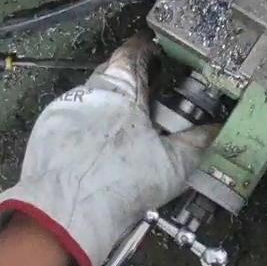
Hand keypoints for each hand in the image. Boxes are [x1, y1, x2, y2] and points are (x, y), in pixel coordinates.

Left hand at [0, 33, 213, 265]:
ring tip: (123, 134)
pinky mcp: (46, 132)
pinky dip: (87, 130)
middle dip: (129, 84)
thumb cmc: (122, 184)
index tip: (157, 54)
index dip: (148, 50)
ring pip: (91, 100)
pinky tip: (96, 152)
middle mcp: (89, 91)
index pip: (134, 52)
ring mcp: (63, 110)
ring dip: (107, 110)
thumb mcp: (173, 165)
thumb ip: (199, 143)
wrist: (66, 214)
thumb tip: (220, 130)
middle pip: (111, 75)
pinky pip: (71, 122)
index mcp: (121, 89)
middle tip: (148, 99)